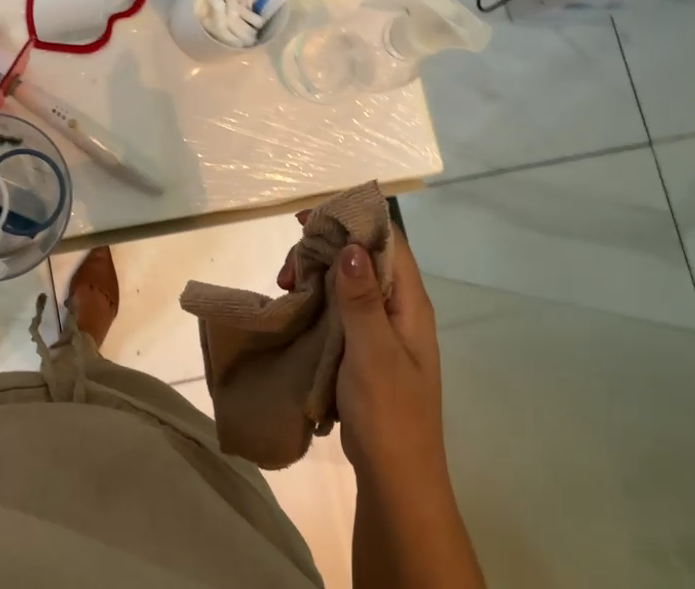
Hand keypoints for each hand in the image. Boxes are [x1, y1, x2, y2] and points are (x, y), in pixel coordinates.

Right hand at [279, 213, 445, 479]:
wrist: (395, 477)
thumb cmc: (389, 414)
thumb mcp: (373, 354)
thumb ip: (361, 299)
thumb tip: (351, 245)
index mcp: (409, 305)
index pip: (387, 242)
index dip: (352, 220)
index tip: (308, 217)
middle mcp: (398, 310)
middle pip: (362, 257)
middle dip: (323, 250)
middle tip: (288, 270)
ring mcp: (381, 329)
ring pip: (346, 281)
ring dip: (315, 275)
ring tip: (285, 288)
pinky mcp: (363, 348)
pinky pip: (338, 308)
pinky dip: (315, 299)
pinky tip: (293, 308)